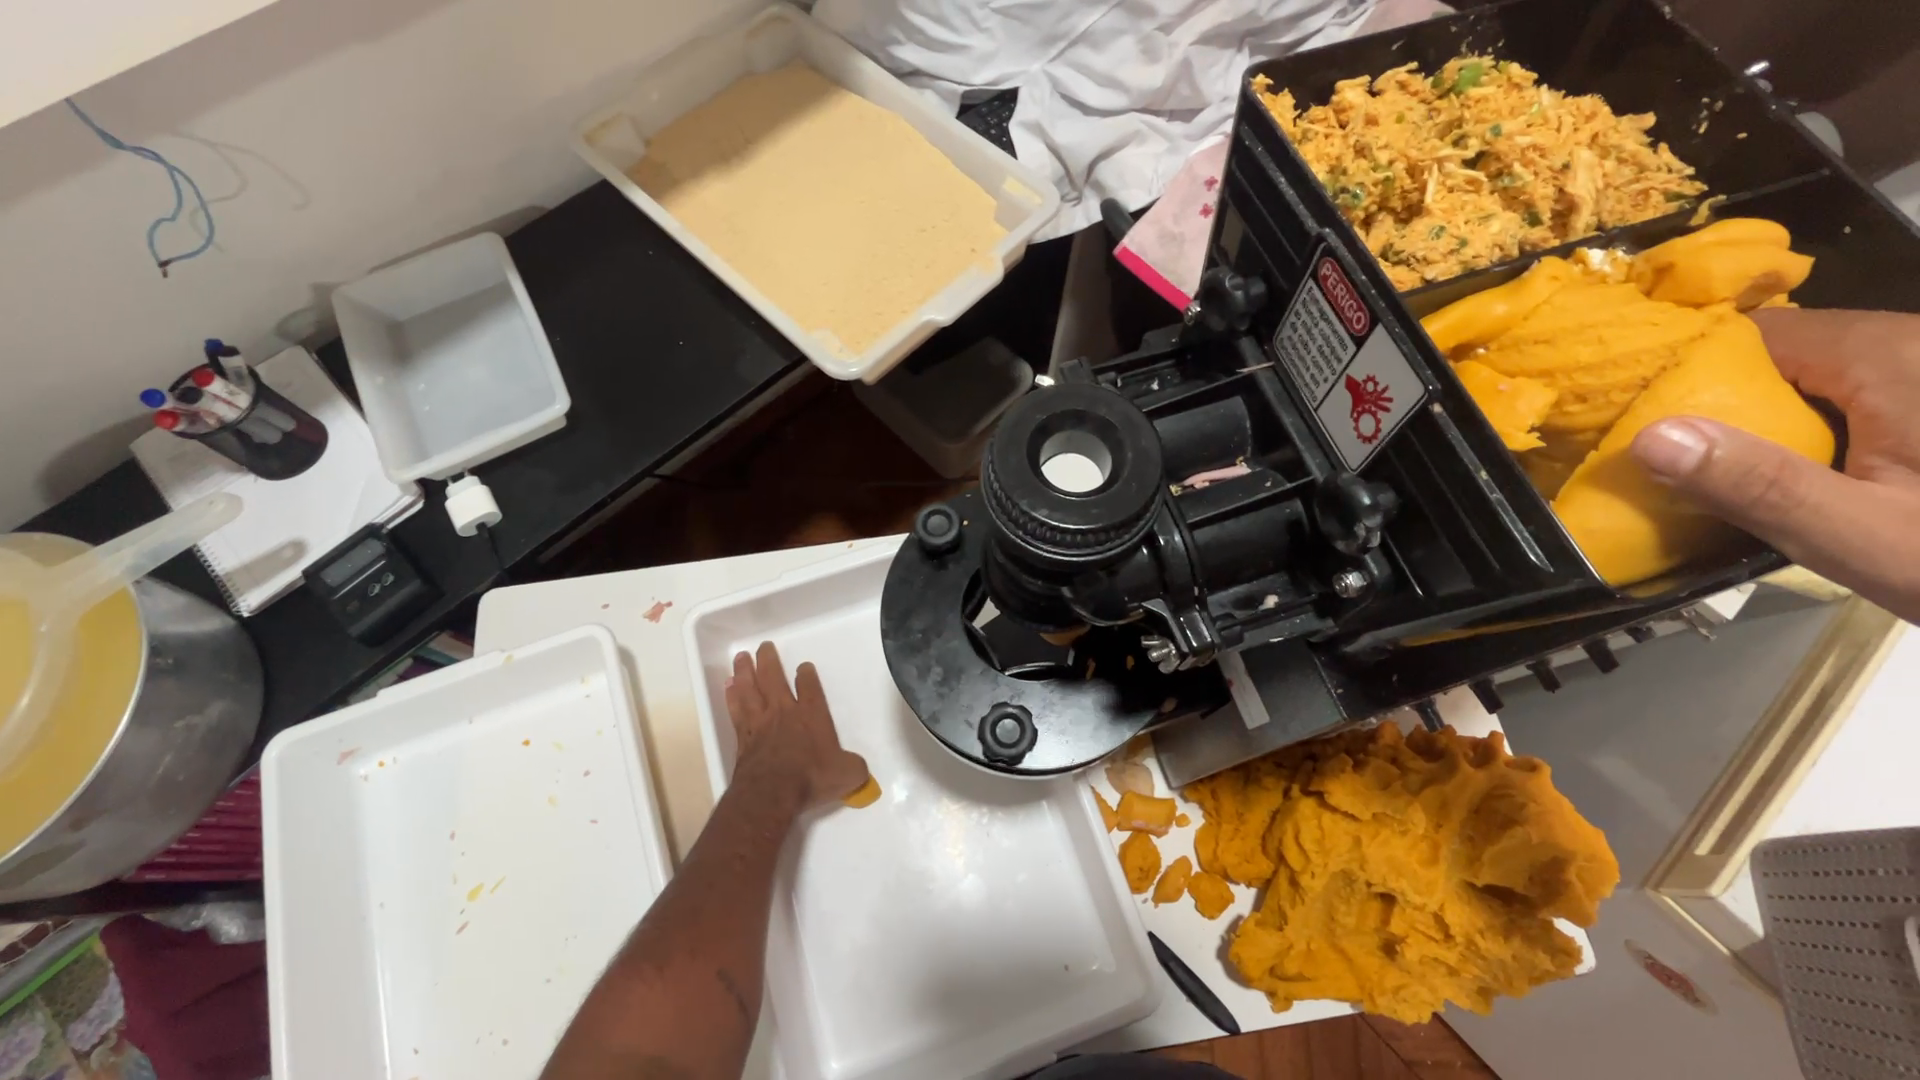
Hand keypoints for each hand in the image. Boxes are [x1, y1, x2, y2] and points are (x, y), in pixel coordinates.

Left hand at [726, 642, 869, 809]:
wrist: (773, 792)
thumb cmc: (812, 778)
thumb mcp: (848, 774)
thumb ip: (855, 767)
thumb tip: (858, 769)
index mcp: (812, 715)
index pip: (810, 687)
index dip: (807, 675)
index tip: (804, 666)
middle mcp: (785, 712)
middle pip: (774, 678)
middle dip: (769, 660)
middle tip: (764, 646)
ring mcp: (760, 723)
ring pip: (750, 689)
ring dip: (745, 672)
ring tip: (741, 657)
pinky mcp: (743, 737)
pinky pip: (735, 709)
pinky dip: (731, 696)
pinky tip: (728, 686)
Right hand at [1629, 308, 1919, 622]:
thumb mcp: (1865, 537)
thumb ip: (1756, 485)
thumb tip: (1647, 437)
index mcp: (1891, 359)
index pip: (1753, 333)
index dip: (1684, 367)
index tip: (1630, 413)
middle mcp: (1919, 347)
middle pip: (1786, 351)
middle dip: (1721, 395)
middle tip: (1662, 452)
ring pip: (1825, 374)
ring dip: (1767, 414)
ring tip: (1715, 465)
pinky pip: (1865, 394)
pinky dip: (1817, 425)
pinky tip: (1804, 471)